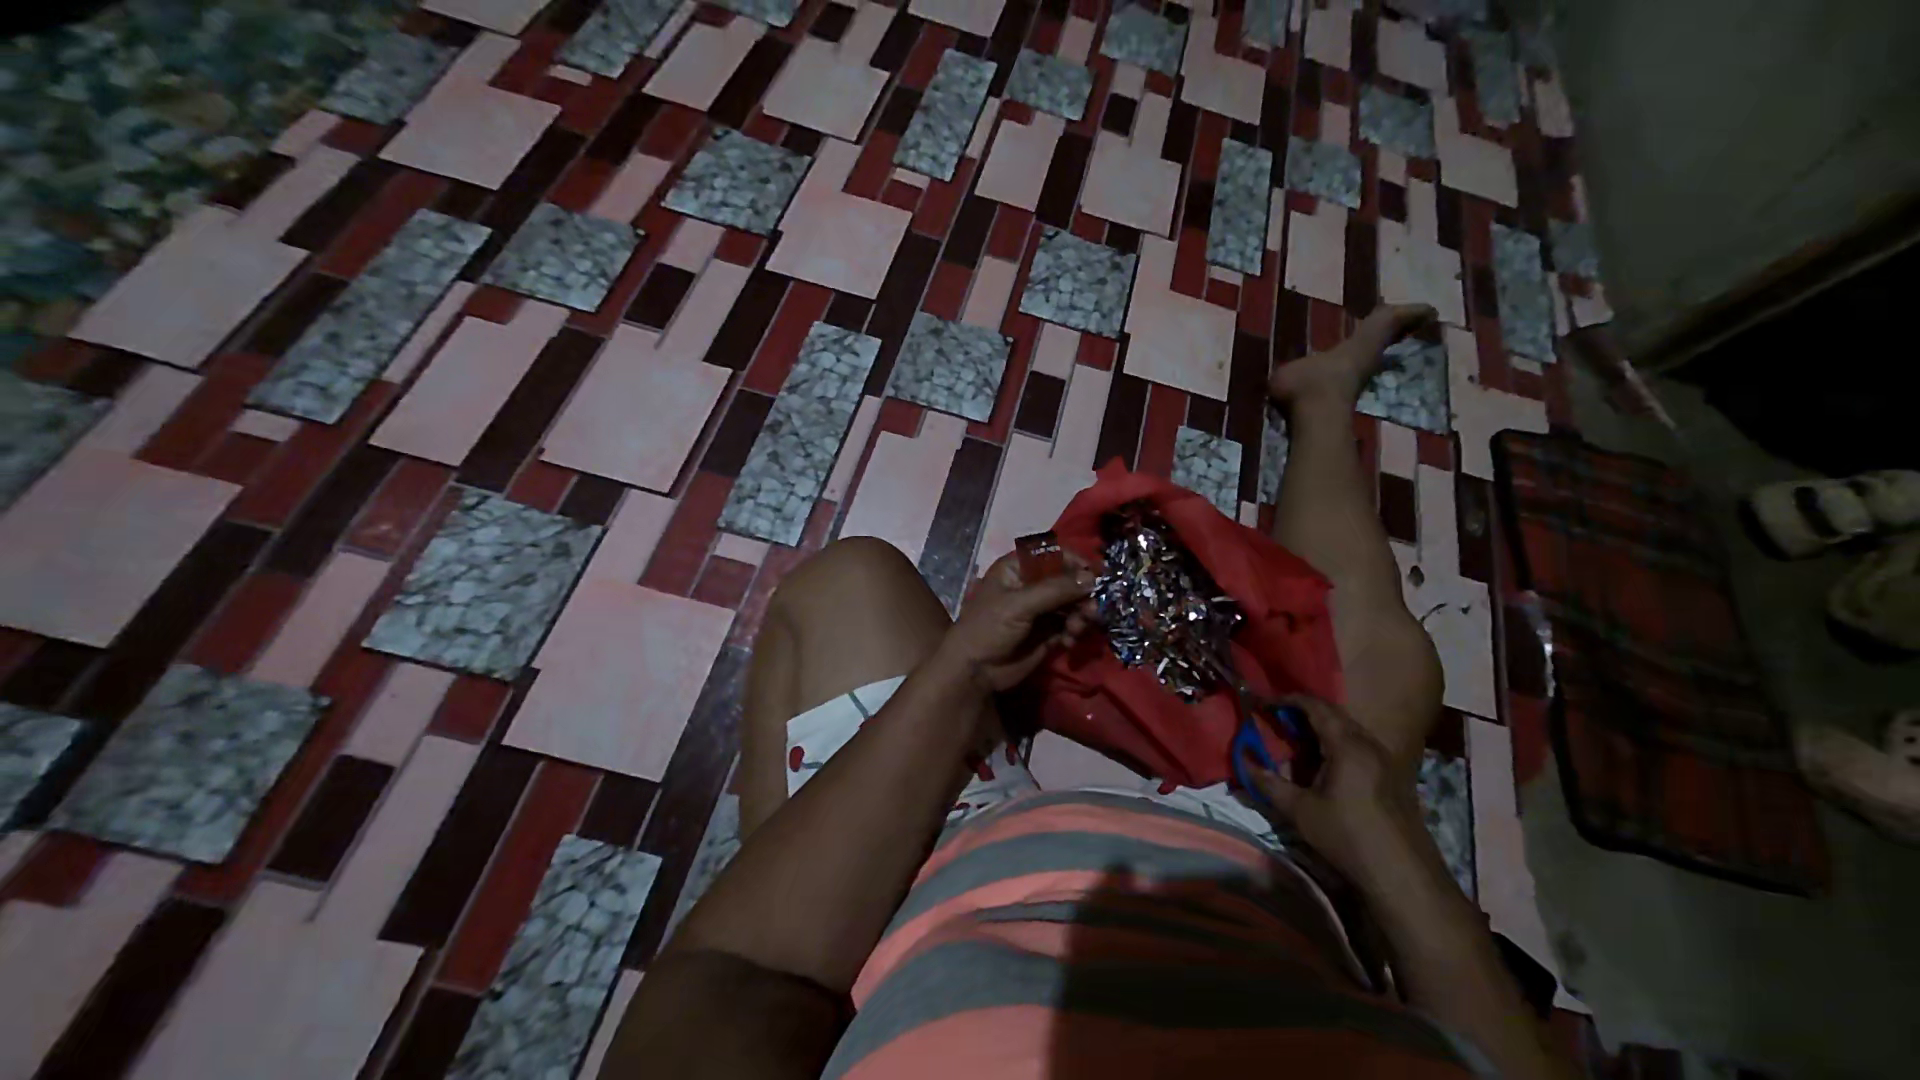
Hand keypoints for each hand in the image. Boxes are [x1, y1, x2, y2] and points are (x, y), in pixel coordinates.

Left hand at [939, 551, 1096, 693]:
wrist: (975, 671)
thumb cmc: (988, 629)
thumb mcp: (1018, 605)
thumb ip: (1055, 590)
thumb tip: (1092, 578)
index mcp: (1018, 568)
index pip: (1054, 555)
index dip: (1076, 563)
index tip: (1096, 577)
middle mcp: (1031, 585)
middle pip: (1068, 581)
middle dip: (1083, 594)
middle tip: (1093, 611)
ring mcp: (1041, 609)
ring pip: (1073, 604)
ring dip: (1081, 614)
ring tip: (1077, 629)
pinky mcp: (1048, 632)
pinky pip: (1070, 625)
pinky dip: (1075, 631)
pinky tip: (1069, 642)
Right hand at [1244, 696, 1432, 886]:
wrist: (1403, 876)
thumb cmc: (1348, 837)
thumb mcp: (1300, 811)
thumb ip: (1268, 782)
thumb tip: (1243, 762)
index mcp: (1347, 745)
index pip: (1316, 706)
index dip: (1287, 699)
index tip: (1263, 704)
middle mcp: (1370, 744)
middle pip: (1333, 714)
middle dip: (1302, 712)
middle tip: (1275, 720)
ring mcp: (1386, 759)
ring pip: (1348, 729)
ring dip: (1320, 728)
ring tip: (1294, 740)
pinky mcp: (1393, 776)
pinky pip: (1359, 745)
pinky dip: (1335, 742)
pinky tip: (1322, 764)